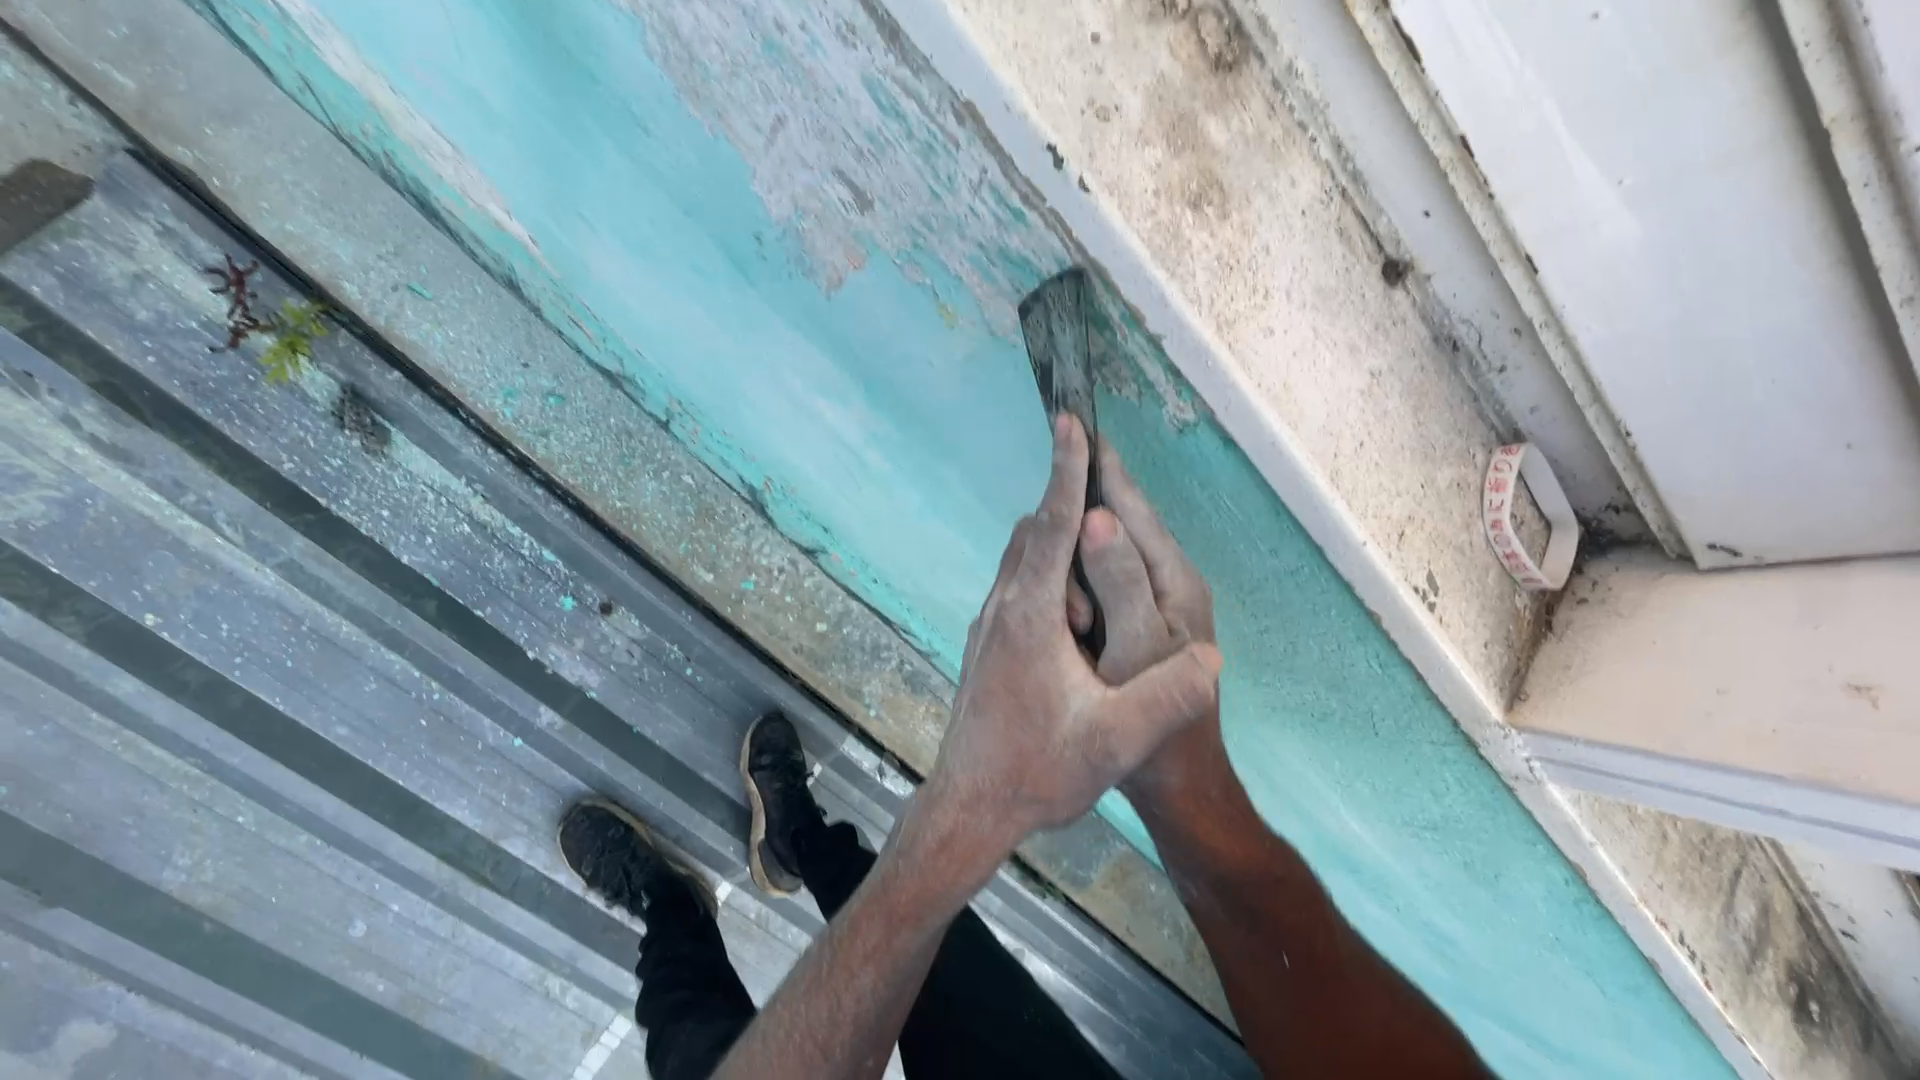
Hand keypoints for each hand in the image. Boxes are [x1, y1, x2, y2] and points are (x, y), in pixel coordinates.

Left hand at [922, 415, 1222, 864]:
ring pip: (1024, 562)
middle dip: (1075, 517)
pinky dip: (1049, 583)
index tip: (1072, 422)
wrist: (971, 807)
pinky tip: (1078, 627)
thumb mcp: (1115, 740)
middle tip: (1116, 532)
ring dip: (1063, 559)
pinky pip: (1018, 588)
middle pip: (1037, 535)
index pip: (1055, 525)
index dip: (1068, 471)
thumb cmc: (1038, 773)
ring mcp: (987, 626)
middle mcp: (1002, 608)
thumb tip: (1213, 659)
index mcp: (1031, 615)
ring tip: (1102, 604)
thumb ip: (1168, 696)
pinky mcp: (984, 646)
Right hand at [1078, 438, 1225, 807]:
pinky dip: (1076, 576)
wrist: (1175, 785)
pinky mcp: (1134, 627)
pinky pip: (1100, 584)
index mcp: (1172, 580)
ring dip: (1075, 549)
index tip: (1075, 424)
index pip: (1134, 508)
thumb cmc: (1158, 721)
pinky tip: (1051, 579)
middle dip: (1081, 512)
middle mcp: (1167, 583)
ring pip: (1106, 555)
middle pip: (1119, 525)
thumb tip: (1097, 519)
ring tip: (1042, 541)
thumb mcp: (1136, 650)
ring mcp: (1151, 605)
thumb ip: (1121, 584)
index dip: (1104, 467)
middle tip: (1044, 501)